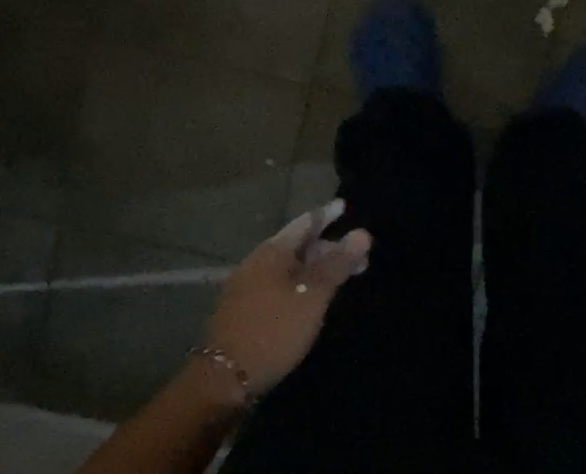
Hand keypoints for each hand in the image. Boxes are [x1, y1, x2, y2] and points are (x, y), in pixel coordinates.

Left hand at [201, 198, 371, 397]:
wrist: (223, 380)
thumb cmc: (273, 330)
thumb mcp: (312, 297)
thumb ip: (336, 265)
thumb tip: (362, 233)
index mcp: (272, 252)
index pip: (305, 222)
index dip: (327, 214)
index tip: (344, 206)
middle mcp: (257, 261)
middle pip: (298, 245)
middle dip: (328, 248)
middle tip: (358, 256)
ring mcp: (246, 286)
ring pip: (288, 267)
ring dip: (315, 268)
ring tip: (339, 277)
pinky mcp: (244, 308)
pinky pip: (279, 283)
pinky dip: (300, 283)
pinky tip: (311, 298)